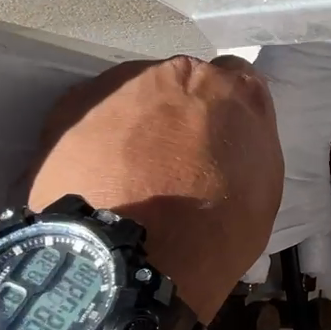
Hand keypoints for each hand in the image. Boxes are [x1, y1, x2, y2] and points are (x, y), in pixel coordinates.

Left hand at [30, 56, 281, 320]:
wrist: (131, 255)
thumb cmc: (216, 228)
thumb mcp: (263, 186)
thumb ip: (248, 143)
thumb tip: (233, 137)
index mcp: (233, 90)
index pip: (238, 79)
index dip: (229, 110)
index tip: (224, 136)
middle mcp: (177, 74)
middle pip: (181, 84)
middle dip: (181, 112)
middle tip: (176, 159)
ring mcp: (118, 86)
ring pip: (133, 97)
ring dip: (136, 123)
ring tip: (130, 174)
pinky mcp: (68, 108)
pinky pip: (91, 117)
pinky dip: (96, 139)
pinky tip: (99, 178)